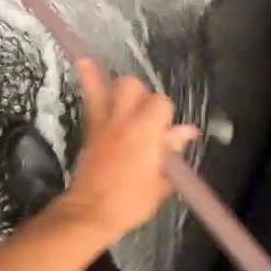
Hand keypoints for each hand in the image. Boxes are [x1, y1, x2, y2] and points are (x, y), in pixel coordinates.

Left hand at [57, 61, 200, 238]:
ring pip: (114, 86)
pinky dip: (88, 78)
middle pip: (135, 87)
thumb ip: (171, 151)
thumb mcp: (160, 181)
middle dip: (144, 97)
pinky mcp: (90, 126)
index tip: (165, 134)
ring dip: (122, 86)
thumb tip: (187, 132)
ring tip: (126, 92)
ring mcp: (104, 119)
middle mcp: (125, 117)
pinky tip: (84, 60)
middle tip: (146, 119)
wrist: (91, 210)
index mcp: (146, 130)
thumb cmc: (131, 201)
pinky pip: (89, 96)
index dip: (165, 115)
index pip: (161, 103)